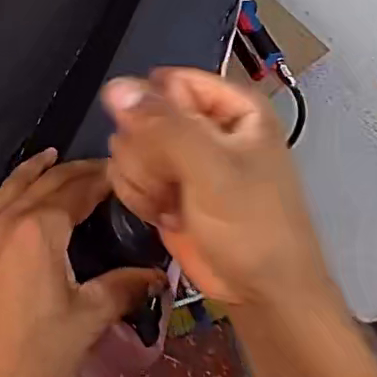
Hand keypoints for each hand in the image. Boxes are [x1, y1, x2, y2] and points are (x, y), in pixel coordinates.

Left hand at [0, 150, 165, 376]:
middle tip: (104, 166)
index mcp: (39, 229)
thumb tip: (158, 275)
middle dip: (77, 169)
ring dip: (39, 169)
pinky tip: (23, 194)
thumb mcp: (87, 322)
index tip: (127, 171)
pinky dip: (15, 186)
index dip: (104, 177)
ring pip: (15, 185)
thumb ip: (123, 288)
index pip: (78, 189)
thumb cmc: (33, 354)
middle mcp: (10, 219)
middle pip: (47, 180)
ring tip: (56, 157)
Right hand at [101, 68, 337, 311]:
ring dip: (142, 177)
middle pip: (141, 112)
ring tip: (172, 200)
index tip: (159, 141)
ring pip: (127, 142)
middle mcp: (202, 124)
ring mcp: (179, 156)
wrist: (261, 295)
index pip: (169, 82)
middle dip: (147, 151)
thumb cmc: (253, 227)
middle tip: (173, 180)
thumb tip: (115, 87)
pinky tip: (163, 212)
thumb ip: (163, 125)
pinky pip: (126, 170)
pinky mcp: (162, 184)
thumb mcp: (212, 169)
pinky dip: (139, 194)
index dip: (157, 110)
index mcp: (231, 107)